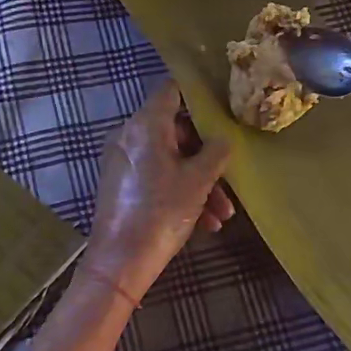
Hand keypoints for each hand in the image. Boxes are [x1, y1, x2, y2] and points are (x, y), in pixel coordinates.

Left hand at [85, 82, 234, 298]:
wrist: (120, 261)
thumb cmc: (161, 212)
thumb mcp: (198, 181)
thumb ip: (216, 152)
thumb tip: (222, 138)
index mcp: (145, 125)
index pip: (171, 90)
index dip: (198, 95)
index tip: (223, 106)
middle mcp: (129, 136)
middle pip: (175, 131)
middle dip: (206, 156)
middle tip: (230, 179)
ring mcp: (122, 161)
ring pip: (169, 160)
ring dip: (198, 183)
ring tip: (222, 214)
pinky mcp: (120, 185)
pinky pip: (155, 177)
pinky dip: (179, 192)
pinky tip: (204, 223)